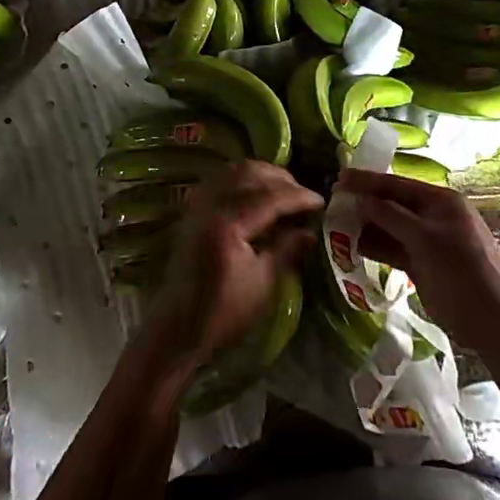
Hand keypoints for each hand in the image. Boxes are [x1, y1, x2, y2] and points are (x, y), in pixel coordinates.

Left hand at [138, 160, 321, 371]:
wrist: (177, 328)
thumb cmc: (223, 313)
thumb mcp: (264, 284)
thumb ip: (287, 249)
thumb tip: (311, 231)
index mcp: (228, 224)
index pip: (271, 196)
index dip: (300, 197)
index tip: (322, 202)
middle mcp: (211, 206)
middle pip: (252, 174)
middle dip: (283, 181)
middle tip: (304, 197)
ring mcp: (198, 205)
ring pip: (235, 171)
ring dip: (263, 175)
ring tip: (284, 192)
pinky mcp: (193, 211)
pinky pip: (221, 179)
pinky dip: (243, 180)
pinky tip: (257, 195)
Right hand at [341, 168, 499, 350]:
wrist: (493, 319)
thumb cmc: (462, 271)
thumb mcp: (425, 239)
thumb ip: (391, 216)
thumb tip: (362, 198)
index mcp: (441, 201)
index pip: (397, 184)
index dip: (368, 181)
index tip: (339, 177)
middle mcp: (433, 217)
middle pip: (393, 204)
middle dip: (364, 202)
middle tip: (332, 201)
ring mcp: (428, 242)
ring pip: (391, 228)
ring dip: (366, 226)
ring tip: (335, 223)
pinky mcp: (422, 265)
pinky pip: (394, 249)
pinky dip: (375, 247)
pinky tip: (352, 246)